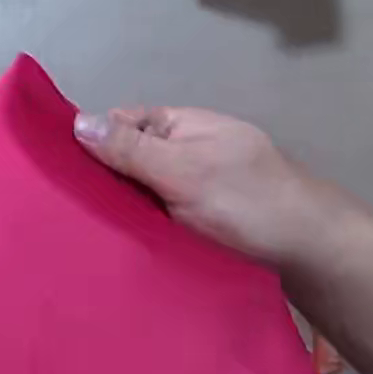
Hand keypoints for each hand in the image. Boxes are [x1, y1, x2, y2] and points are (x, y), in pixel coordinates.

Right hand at [73, 107, 349, 266]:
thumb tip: (77, 121)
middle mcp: (182, 151)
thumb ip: (131, 149)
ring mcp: (188, 186)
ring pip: (136, 191)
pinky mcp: (191, 220)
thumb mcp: (183, 170)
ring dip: (116, 207)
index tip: (62, 173)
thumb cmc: (247, 202)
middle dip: (100, 180)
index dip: (91, 142)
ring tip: (82, 230)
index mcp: (180, 125)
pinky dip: (134, 225)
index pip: (120, 124)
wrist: (310, 252)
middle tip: (69, 210)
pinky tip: (114, 242)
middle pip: (124, 158)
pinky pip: (150, 216)